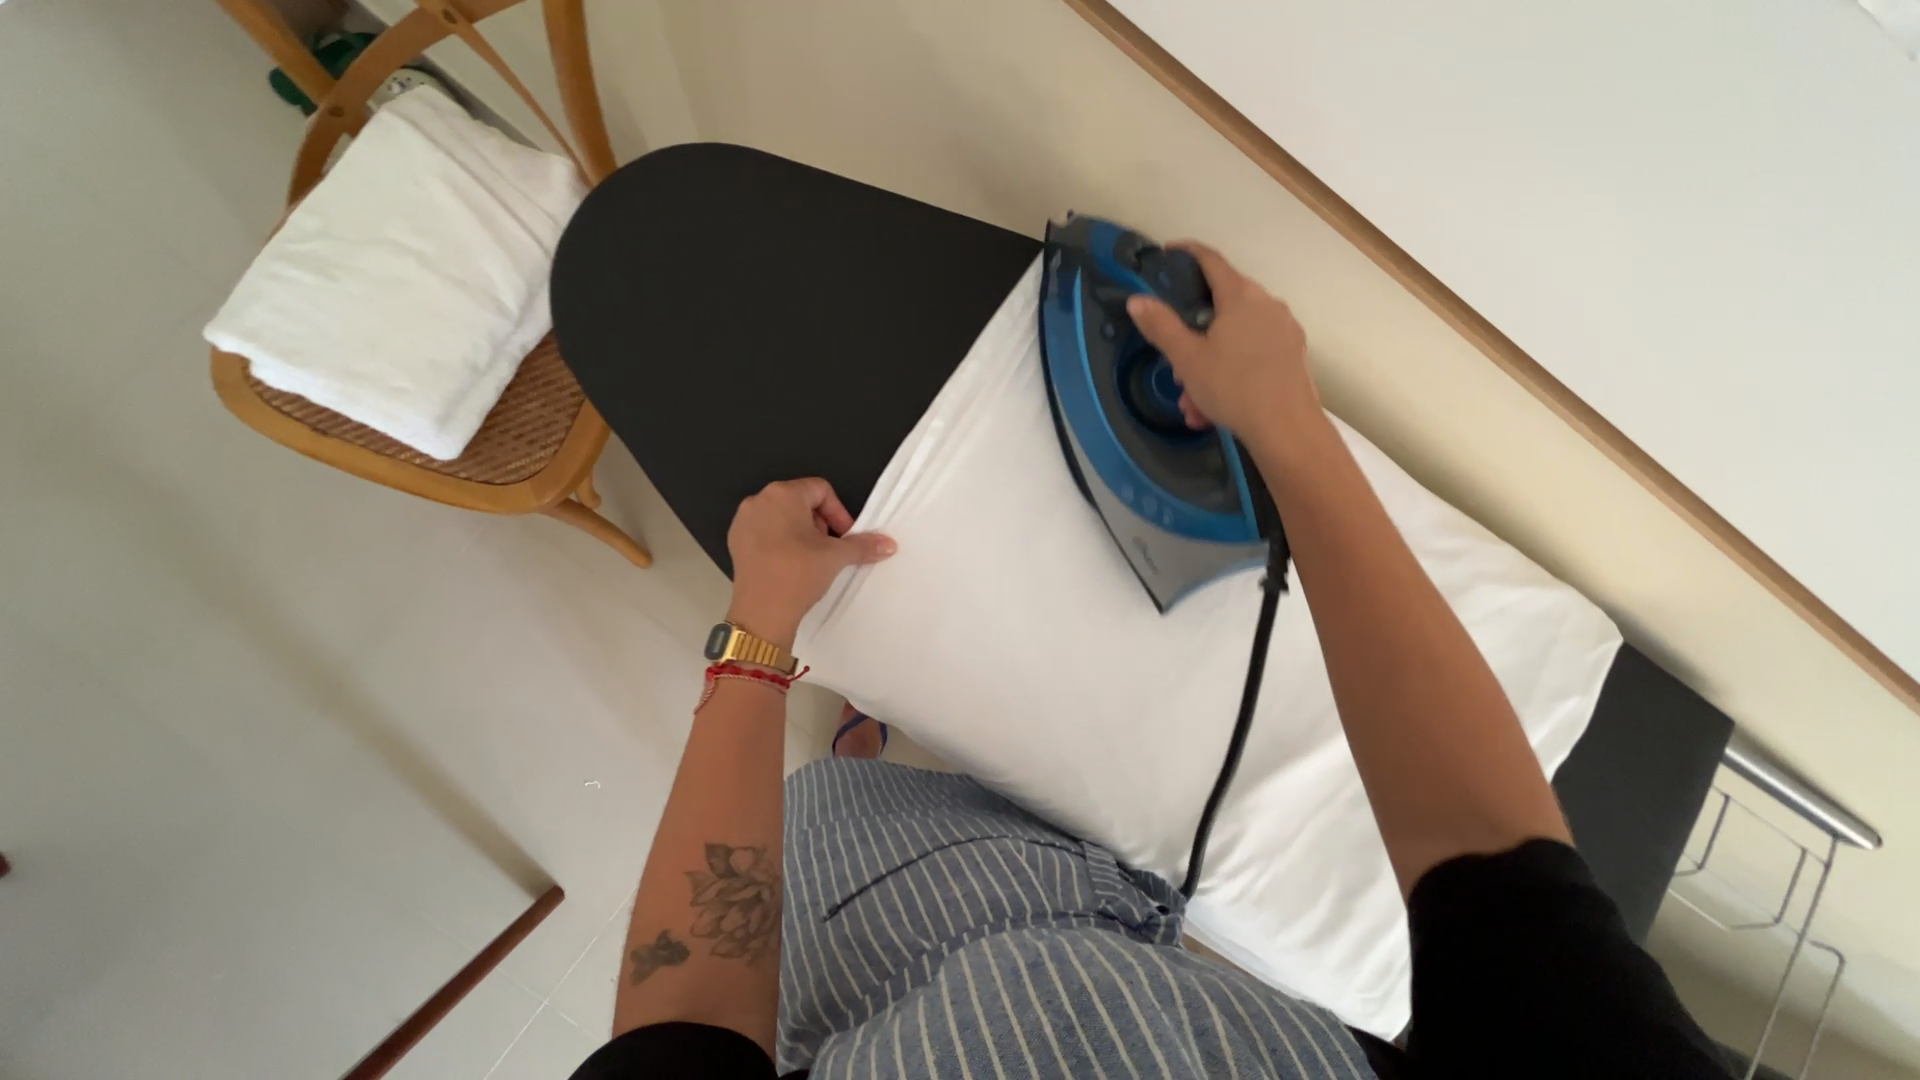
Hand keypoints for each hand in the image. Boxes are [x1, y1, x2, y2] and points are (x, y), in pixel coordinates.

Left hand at [725, 478, 895, 647]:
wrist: (761, 613)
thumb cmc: (799, 574)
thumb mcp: (836, 557)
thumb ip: (863, 545)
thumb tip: (889, 544)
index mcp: (783, 494)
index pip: (821, 490)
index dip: (839, 513)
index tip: (844, 538)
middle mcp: (759, 500)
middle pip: (800, 501)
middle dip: (820, 523)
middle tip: (828, 550)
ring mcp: (743, 520)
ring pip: (782, 517)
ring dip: (801, 532)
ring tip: (810, 559)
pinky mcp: (735, 541)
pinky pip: (765, 532)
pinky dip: (780, 542)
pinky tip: (788, 565)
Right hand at [1125, 243, 1321, 455]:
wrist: (1286, 427)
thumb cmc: (1233, 386)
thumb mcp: (1187, 359)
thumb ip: (1161, 326)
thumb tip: (1137, 300)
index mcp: (1240, 295)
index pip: (1210, 260)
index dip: (1186, 253)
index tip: (1168, 253)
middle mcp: (1266, 303)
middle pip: (1221, 306)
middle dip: (1192, 336)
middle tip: (1175, 366)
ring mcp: (1283, 328)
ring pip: (1235, 338)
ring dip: (1208, 366)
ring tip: (1194, 404)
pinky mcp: (1292, 353)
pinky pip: (1252, 354)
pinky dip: (1231, 373)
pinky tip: (1217, 407)